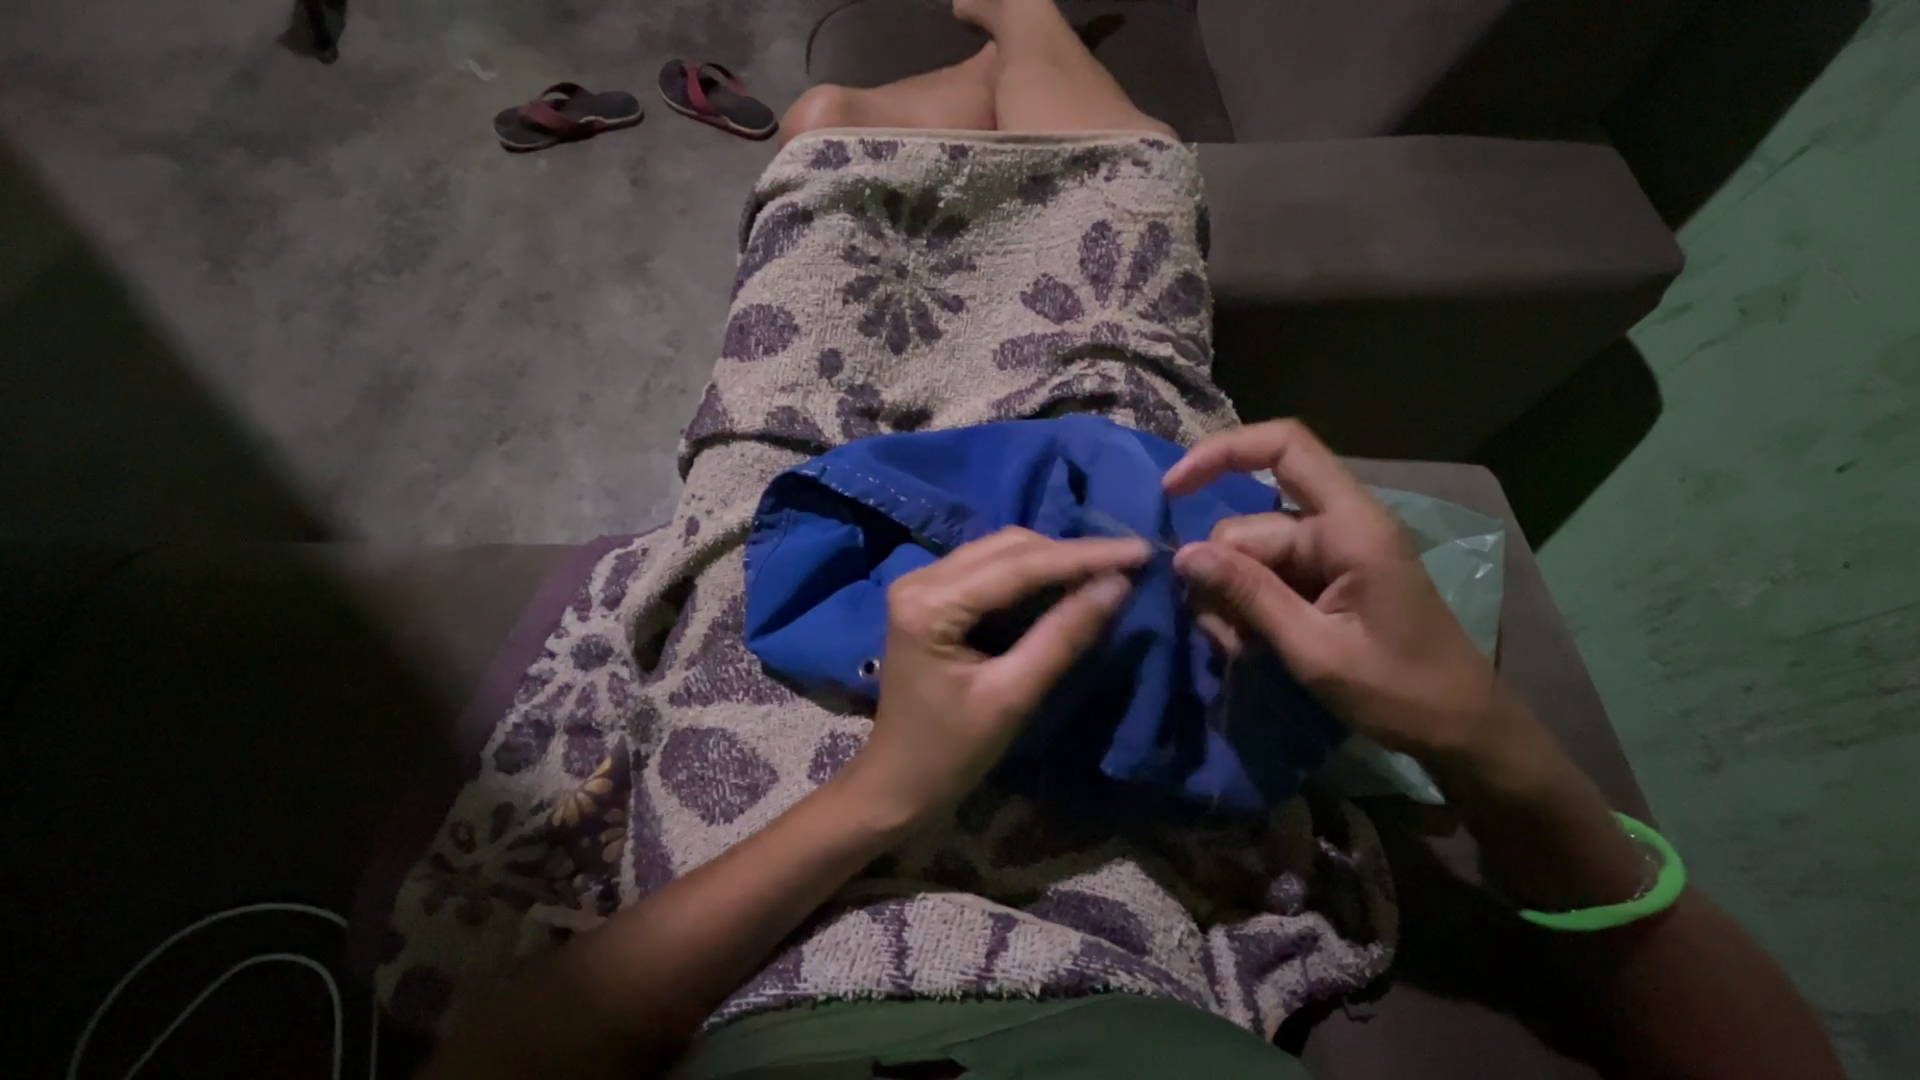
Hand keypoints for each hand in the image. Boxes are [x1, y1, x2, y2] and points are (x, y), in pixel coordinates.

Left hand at [837, 527, 1148, 826]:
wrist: (898, 781)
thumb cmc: (950, 751)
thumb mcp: (1012, 697)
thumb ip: (1062, 636)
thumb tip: (1117, 585)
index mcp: (930, 603)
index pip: (1019, 565)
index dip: (1084, 555)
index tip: (1141, 550)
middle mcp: (921, 578)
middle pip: (1010, 547)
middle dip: (1072, 554)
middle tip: (1132, 562)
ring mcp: (923, 583)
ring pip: (1003, 552)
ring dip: (1055, 560)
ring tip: (1109, 571)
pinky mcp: (933, 596)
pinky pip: (992, 570)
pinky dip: (1033, 575)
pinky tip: (1069, 584)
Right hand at [1163, 420, 1500, 762]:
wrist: (1460, 729)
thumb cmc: (1399, 689)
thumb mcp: (1314, 648)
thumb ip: (1249, 595)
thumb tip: (1184, 555)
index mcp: (1350, 525)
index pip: (1285, 448)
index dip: (1222, 453)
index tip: (1172, 490)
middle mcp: (1336, 526)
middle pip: (1248, 525)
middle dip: (1221, 577)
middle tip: (1222, 639)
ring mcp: (1329, 553)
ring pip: (1248, 556)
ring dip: (1232, 602)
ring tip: (1241, 651)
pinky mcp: (1323, 578)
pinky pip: (1264, 577)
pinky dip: (1247, 609)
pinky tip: (1250, 647)